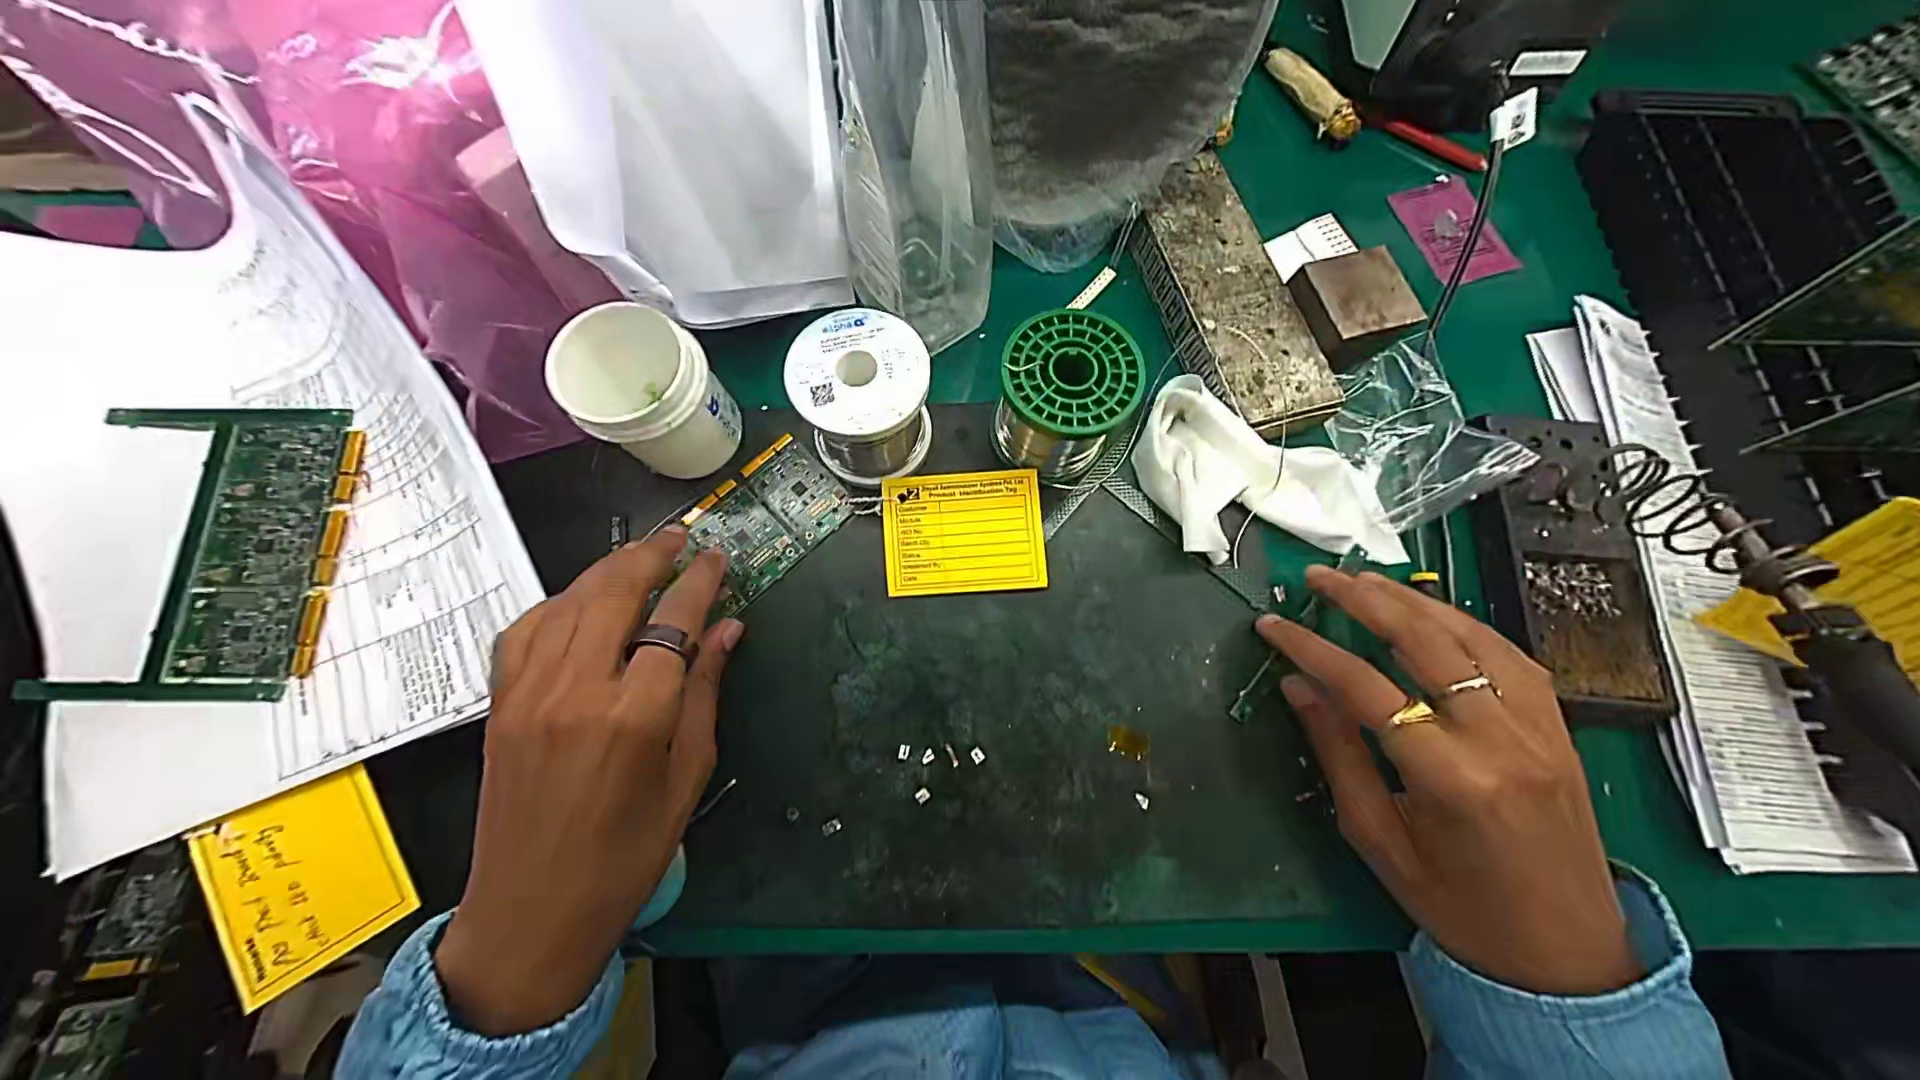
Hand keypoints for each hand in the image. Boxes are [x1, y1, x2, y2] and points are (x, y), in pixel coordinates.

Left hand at [435, 527, 742, 1034]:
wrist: (533, 912)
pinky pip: (526, 629)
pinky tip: (582, 599)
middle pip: (613, 592)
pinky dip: (559, 601)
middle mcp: (577, 690)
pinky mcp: (500, 703)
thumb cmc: (630, 851)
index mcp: (636, 714)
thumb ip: (707, 690)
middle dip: (651, 555)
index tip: (717, 558)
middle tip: (680, 536)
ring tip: (641, 556)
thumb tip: (728, 628)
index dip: (699, 581)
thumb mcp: (690, 772)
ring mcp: (529, 693)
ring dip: (607, 569)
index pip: (674, 620)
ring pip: (568, 601)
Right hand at [1257, 566, 1639, 996]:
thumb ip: (1338, 751)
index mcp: (1452, 779)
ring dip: (1413, 600)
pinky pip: (1510, 656)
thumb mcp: (1375, 836)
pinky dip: (1463, 623)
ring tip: (1364, 580)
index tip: (1271, 626)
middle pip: (1426, 643)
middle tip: (1318, 578)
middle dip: (1364, 601)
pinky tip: (1429, 612)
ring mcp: (1543, 730)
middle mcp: (1505, 742)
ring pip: (1474, 637)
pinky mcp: (1560, 729)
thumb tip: (1298, 685)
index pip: (1366, 687)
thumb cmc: (1455, 904)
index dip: (1310, 648)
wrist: (1566, 957)